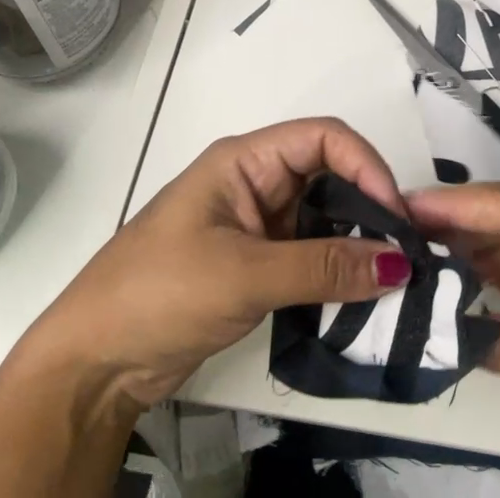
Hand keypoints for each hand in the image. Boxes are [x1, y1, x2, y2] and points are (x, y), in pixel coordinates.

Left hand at [21, 118, 413, 409]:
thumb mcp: (246, 275)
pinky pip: (308, 255)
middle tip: (405, 253)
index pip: (323, 139)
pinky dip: (335, 270)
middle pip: (328, 175)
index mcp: (243, 161)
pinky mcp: (253, 265)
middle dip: (368, 206)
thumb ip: (325, 267)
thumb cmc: (160, 293)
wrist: (95, 360)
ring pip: (322, 218)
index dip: (365, 166)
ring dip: (355, 243)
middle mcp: (253, 183)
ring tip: (392, 280)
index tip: (396, 217)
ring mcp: (253, 226)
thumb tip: (400, 264)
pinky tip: (359, 296)